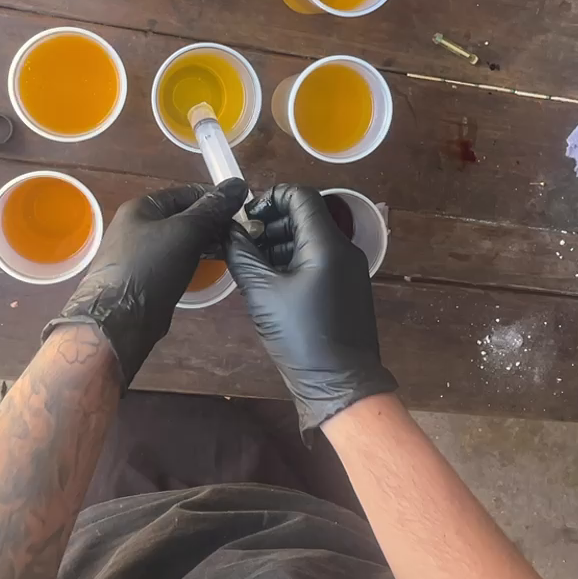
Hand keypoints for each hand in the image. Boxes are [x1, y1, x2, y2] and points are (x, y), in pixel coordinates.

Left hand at [46, 179, 247, 385]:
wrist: (117, 322)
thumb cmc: (149, 268)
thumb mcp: (185, 232)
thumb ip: (212, 209)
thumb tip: (238, 184)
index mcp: (141, 207)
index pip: (187, 193)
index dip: (215, 200)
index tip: (243, 211)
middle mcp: (137, 227)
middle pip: (184, 217)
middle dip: (212, 224)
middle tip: (241, 234)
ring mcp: (140, 255)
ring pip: (181, 242)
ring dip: (206, 244)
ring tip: (231, 251)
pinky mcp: (145, 280)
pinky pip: (175, 262)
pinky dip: (194, 262)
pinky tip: (210, 270)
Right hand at [224, 184, 395, 431]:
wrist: (340, 383)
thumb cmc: (300, 335)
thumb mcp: (262, 293)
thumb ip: (242, 255)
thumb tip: (229, 230)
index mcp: (326, 243)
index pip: (300, 195)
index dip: (271, 197)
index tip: (247, 218)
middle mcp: (343, 248)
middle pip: (305, 216)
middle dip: (272, 222)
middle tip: (243, 242)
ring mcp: (348, 268)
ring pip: (310, 238)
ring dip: (279, 242)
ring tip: (251, 262)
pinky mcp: (346, 287)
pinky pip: (318, 259)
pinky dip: (293, 260)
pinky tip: (270, 280)